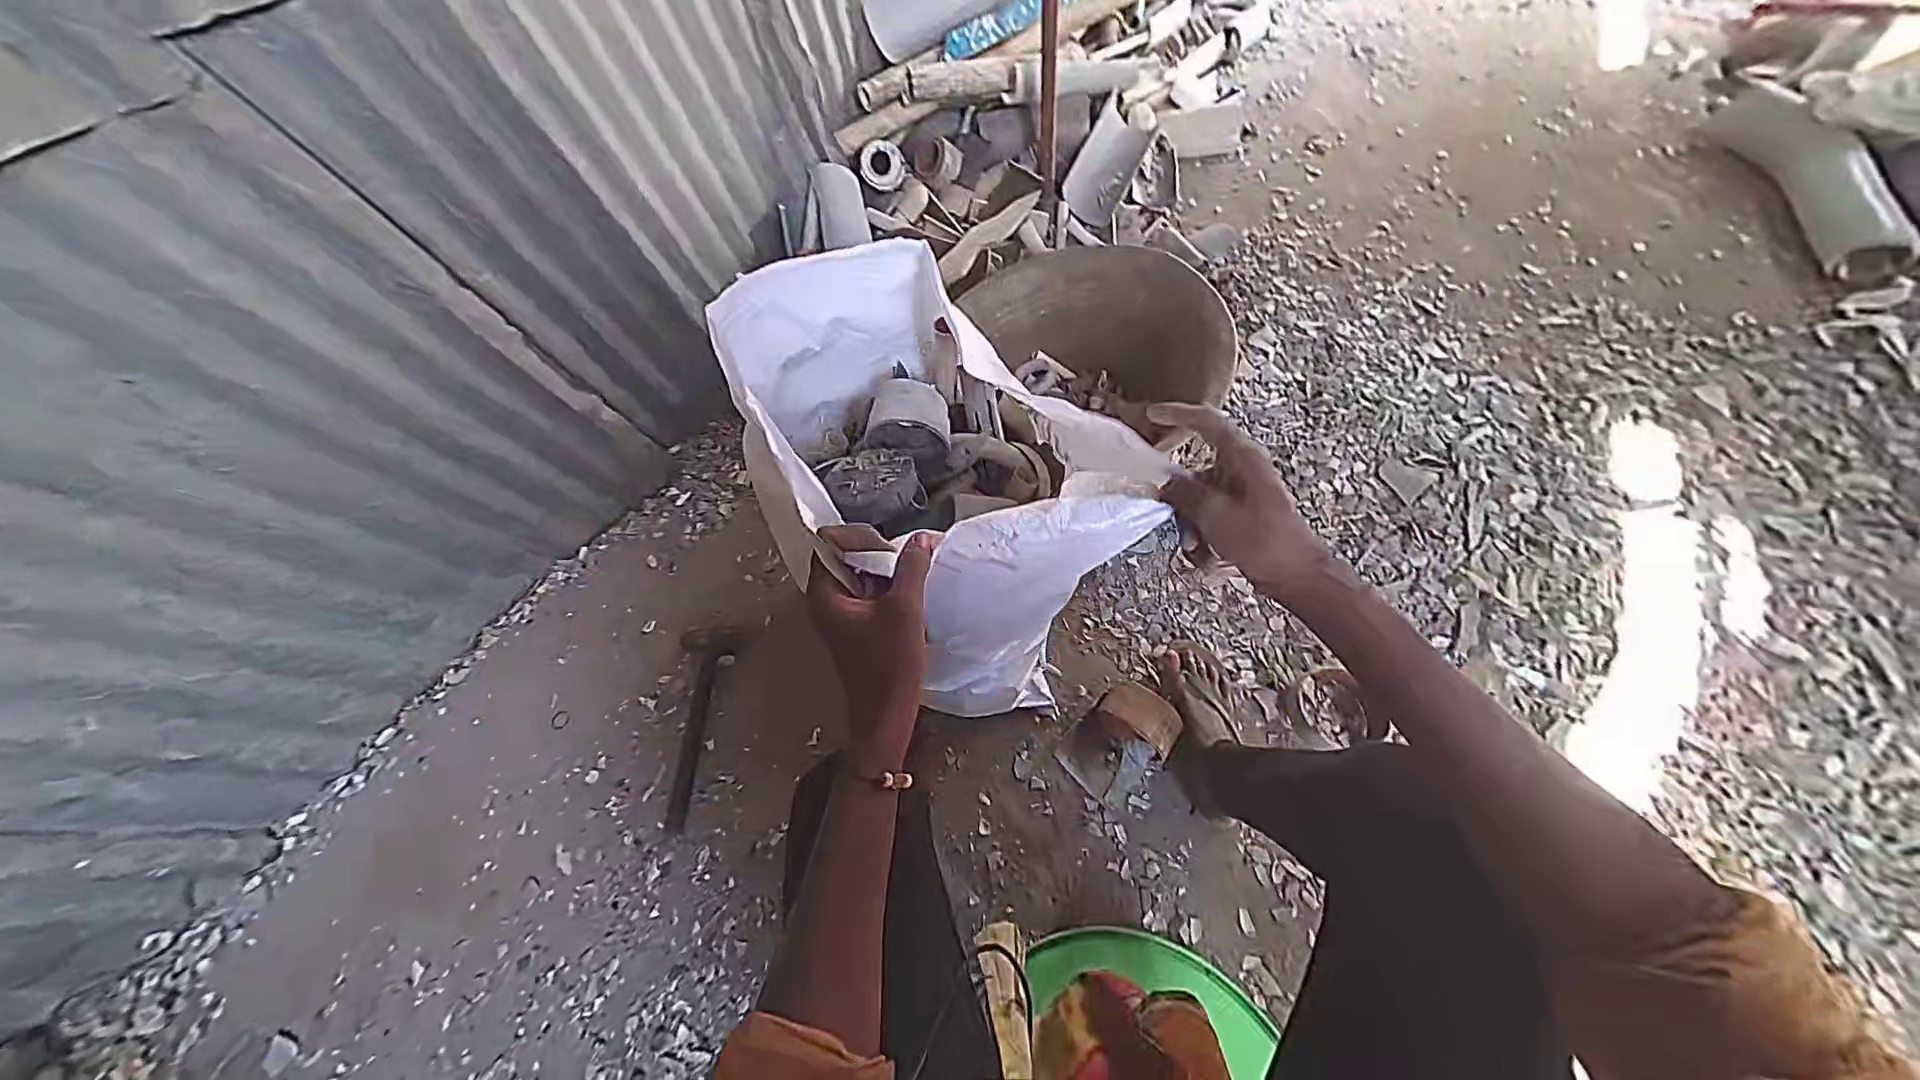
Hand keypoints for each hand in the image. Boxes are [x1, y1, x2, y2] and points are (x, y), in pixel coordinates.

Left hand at [805, 533, 937, 772]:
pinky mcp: (858, 627)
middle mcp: (826, 601)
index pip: (829, 545)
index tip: (889, 542)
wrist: (887, 714)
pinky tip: (913, 588)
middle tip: (908, 552)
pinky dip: (890, 587)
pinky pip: (871, 595)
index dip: (858, 537)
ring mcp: (842, 615)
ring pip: (862, 576)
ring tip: (916, 566)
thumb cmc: (888, 664)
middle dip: (878, 552)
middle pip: (846, 559)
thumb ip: (911, 567)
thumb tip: (920, 538)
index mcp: (824, 594)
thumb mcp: (904, 608)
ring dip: (887, 570)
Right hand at [1148, 402, 1332, 601]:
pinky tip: (1208, 557)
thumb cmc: (1264, 542)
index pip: (1206, 422)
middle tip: (1171, 517)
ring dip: (1189, 523)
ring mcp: (1240, 493)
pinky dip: (1202, 534)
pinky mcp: (1240, 513)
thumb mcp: (1214, 514)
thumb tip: (1165, 485)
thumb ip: (1184, 493)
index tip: (1152, 414)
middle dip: (1179, 500)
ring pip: (1197, 499)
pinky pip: (1208, 516)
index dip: (1177, 414)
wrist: (1295, 575)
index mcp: (1242, 458)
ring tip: (1197, 549)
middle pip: (1194, 470)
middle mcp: (1241, 470)